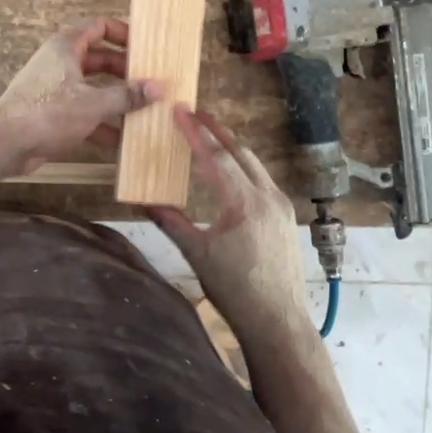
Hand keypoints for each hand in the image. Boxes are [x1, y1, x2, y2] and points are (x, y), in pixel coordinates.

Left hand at [0, 19, 161, 175]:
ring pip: (92, 89)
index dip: (123, 33)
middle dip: (124, 72)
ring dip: (115, 101)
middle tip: (150, 84)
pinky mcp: (51, 114)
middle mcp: (60, 63)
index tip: (144, 48)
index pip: (98, 27)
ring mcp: (54, 89)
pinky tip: (122, 139)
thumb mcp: (93, 102)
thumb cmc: (48, 112)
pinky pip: (82, 113)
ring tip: (143, 112)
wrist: (6, 143)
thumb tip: (158, 88)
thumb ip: (126, 95)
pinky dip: (100, 123)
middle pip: (99, 60)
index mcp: (66, 48)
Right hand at [146, 106, 308, 336]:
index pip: (216, 158)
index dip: (195, 133)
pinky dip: (244, 167)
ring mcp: (281, 206)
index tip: (179, 111)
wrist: (277, 320)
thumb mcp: (197, 254)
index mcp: (244, 204)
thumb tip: (145, 201)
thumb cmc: (234, 289)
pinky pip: (262, 180)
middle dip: (217, 131)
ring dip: (232, 147)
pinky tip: (231, 171)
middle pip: (241, 153)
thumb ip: (172, 223)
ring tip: (211, 134)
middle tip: (196, 112)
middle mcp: (268, 197)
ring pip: (255, 165)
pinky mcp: (286, 217)